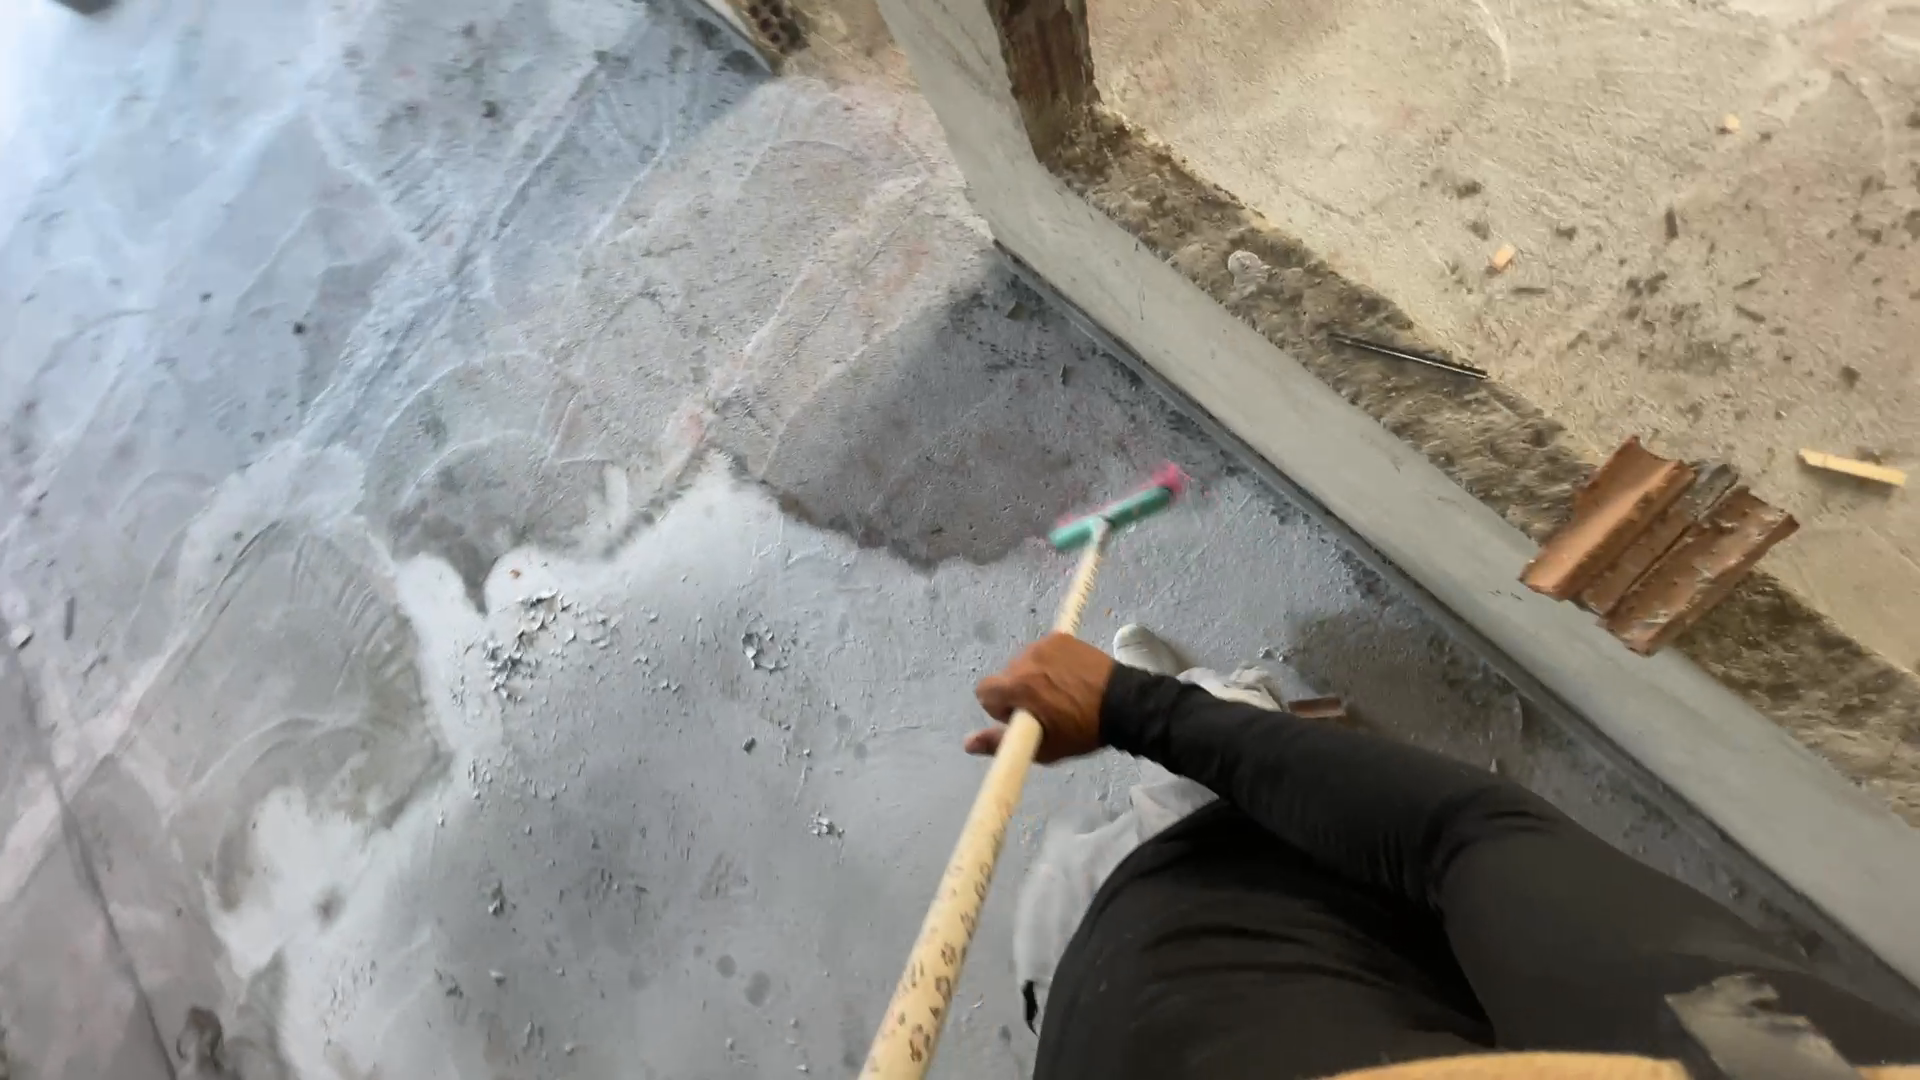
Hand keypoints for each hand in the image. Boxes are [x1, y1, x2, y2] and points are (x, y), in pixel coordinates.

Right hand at [966, 633, 1114, 763]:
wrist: (1125, 703)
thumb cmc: (1082, 730)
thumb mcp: (1042, 746)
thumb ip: (1001, 743)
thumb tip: (967, 744)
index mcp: (1017, 685)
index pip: (984, 691)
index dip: (1000, 708)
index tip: (1024, 717)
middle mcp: (1025, 659)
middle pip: (1005, 677)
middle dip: (1018, 692)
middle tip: (1047, 708)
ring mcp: (1044, 644)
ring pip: (1024, 663)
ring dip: (1033, 677)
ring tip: (1062, 692)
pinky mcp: (1061, 637)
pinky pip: (1042, 652)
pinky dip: (1049, 664)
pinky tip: (1070, 677)